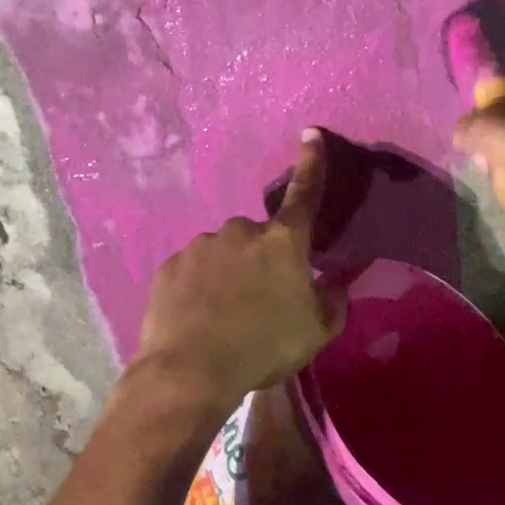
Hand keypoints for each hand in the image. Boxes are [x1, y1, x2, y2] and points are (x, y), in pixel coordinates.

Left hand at [128, 129, 344, 408]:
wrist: (190, 371)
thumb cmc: (265, 346)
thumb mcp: (317, 332)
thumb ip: (332, 301)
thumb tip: (333, 283)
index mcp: (284, 241)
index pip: (305, 193)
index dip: (312, 163)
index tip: (310, 133)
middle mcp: (242, 232)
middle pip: (260, 238)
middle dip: (263, 259)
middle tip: (262, 301)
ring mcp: (202, 246)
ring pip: (225, 253)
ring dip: (230, 274)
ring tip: (226, 317)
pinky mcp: (171, 266)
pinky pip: (195, 270)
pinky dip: (200, 287)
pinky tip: (200, 318)